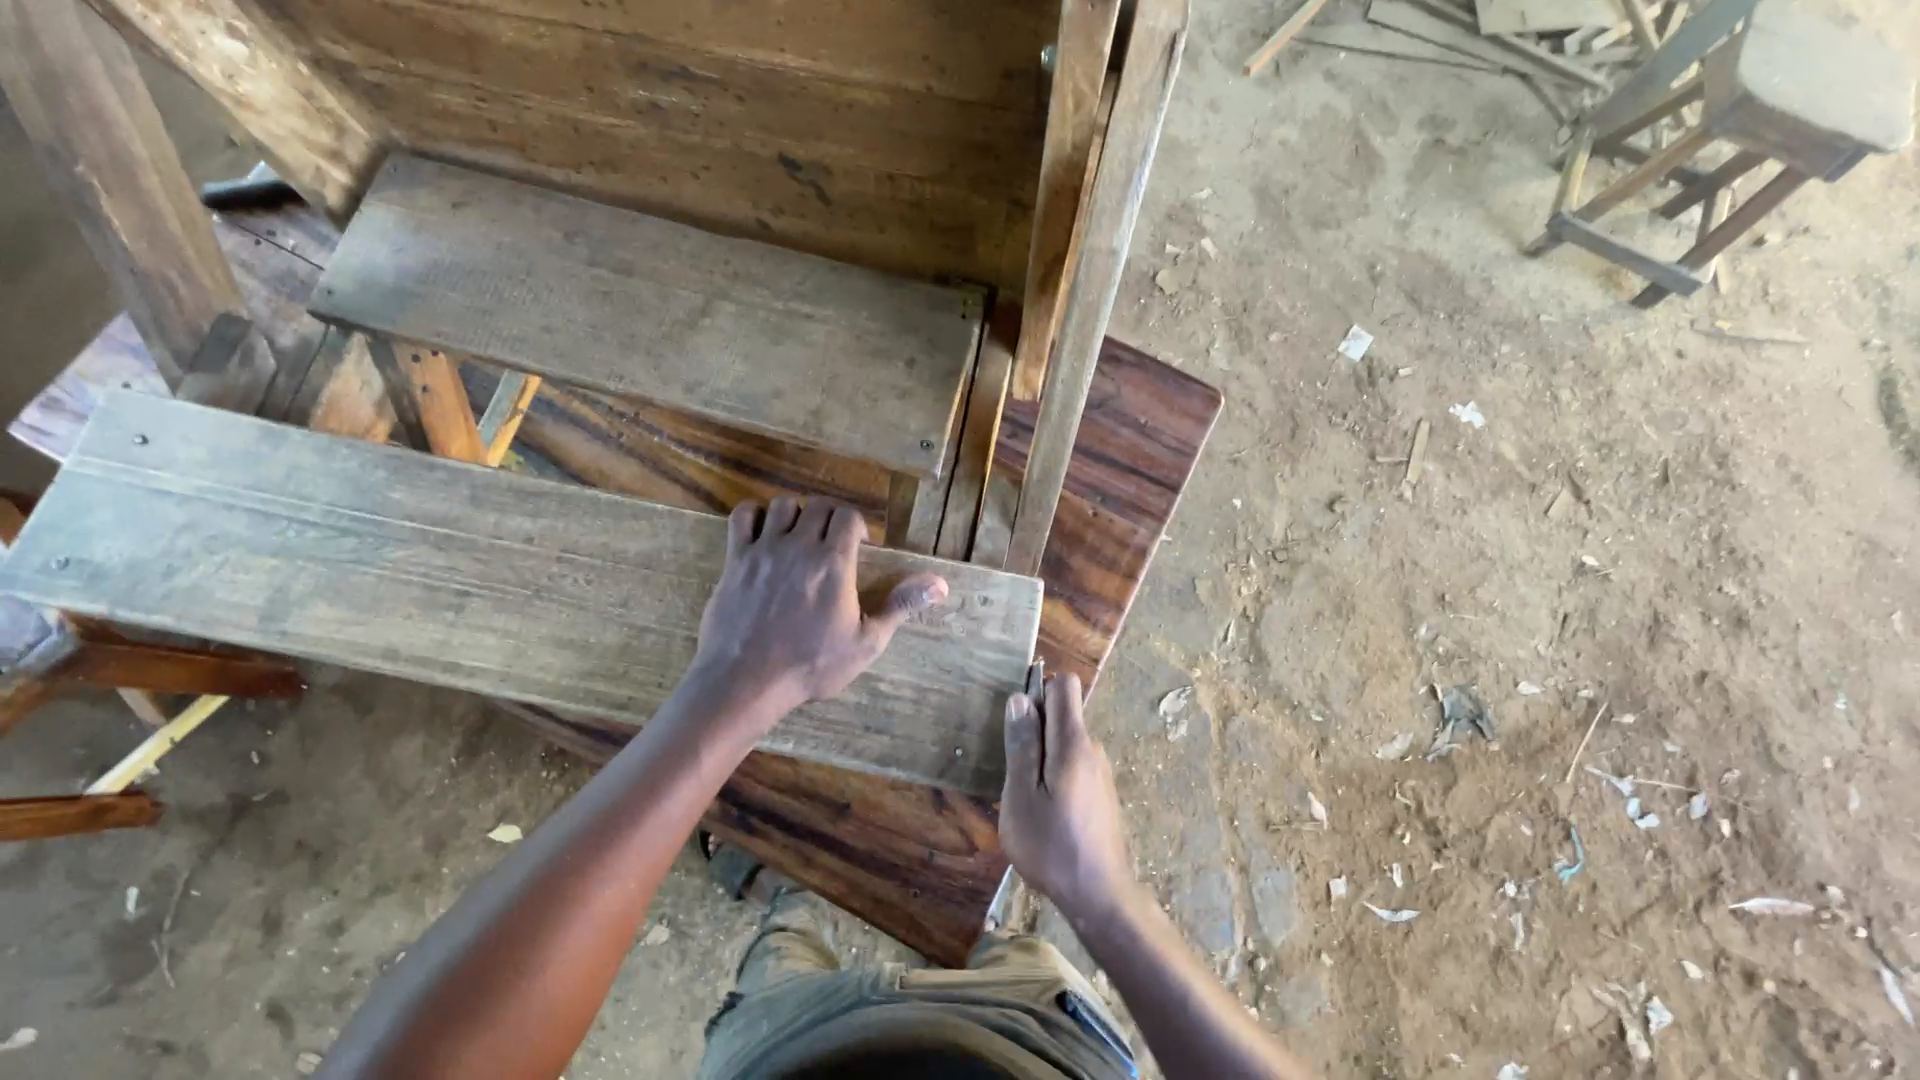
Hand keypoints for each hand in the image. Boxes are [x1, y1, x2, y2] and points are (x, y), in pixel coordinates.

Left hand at [691, 497, 946, 725]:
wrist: (746, 681)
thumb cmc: (811, 666)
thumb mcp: (866, 643)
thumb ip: (901, 606)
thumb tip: (940, 584)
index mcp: (833, 562)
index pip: (849, 515)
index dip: (858, 526)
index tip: (859, 547)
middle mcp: (799, 546)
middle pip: (818, 505)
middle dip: (830, 518)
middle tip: (833, 542)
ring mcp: (764, 550)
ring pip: (782, 505)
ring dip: (795, 515)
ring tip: (799, 538)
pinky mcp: (735, 559)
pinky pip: (742, 516)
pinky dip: (754, 516)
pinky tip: (762, 534)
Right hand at [999, 673, 1134, 921]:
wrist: (1099, 896)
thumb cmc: (1052, 846)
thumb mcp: (1022, 795)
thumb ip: (1022, 746)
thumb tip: (1019, 698)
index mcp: (1073, 742)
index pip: (1064, 685)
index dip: (1038, 691)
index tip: (1019, 723)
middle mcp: (1092, 749)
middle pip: (1063, 714)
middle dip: (1035, 730)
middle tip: (1015, 771)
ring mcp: (1100, 773)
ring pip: (1066, 744)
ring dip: (1042, 759)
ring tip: (1026, 798)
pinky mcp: (1101, 794)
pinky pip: (1073, 767)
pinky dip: (1055, 778)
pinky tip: (1045, 813)